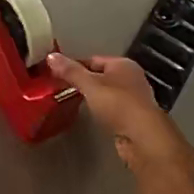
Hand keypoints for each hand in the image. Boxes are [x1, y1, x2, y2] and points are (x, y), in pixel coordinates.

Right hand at [45, 53, 180, 165]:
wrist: (142, 136)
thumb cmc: (117, 104)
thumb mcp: (90, 85)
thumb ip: (71, 72)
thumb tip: (51, 56)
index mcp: (123, 64)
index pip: (93, 59)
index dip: (74, 66)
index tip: (57, 75)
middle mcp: (131, 77)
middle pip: (100, 75)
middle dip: (82, 82)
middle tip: (61, 89)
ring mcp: (133, 97)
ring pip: (106, 92)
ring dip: (92, 97)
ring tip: (72, 102)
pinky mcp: (132, 116)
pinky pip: (111, 107)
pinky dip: (100, 110)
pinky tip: (91, 116)